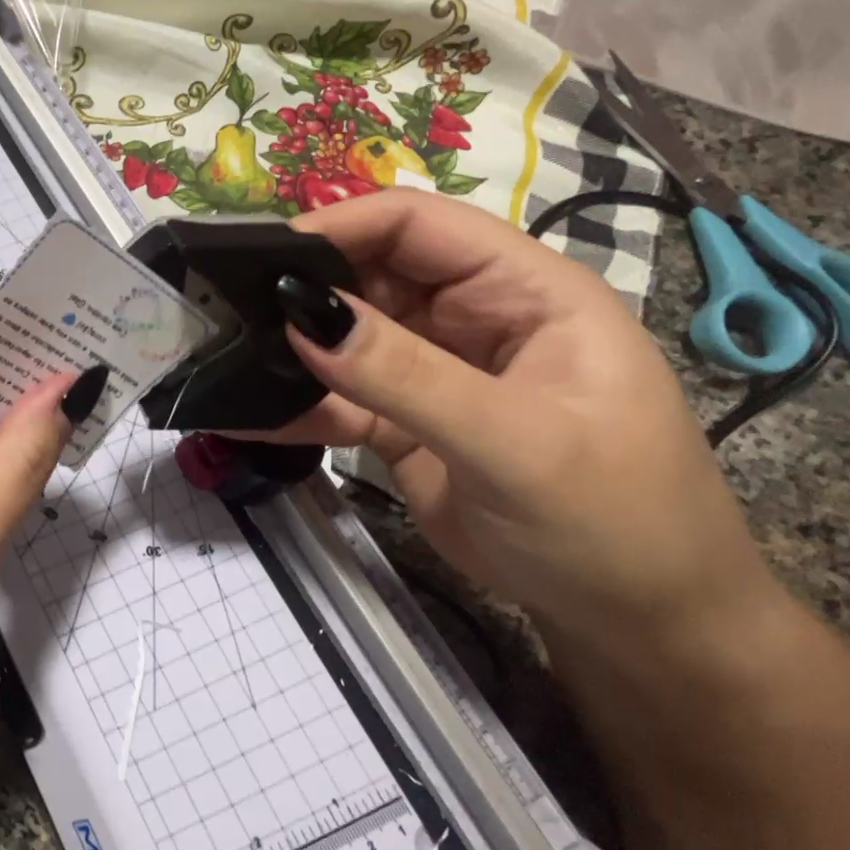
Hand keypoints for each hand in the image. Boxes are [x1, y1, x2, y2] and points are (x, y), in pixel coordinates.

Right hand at [254, 189, 774, 645]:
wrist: (636, 623)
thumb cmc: (611, 520)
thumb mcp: (514, 443)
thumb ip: (405, 376)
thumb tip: (300, 312)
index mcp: (524, 292)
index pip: (419, 226)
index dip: (340, 226)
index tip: (260, 258)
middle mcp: (471, 319)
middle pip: (366, 275)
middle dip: (297, 287)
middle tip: (217, 307)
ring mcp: (430, 374)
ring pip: (339, 338)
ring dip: (282, 348)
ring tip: (214, 355)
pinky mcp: (399, 425)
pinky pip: (332, 402)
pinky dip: (288, 408)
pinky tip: (238, 414)